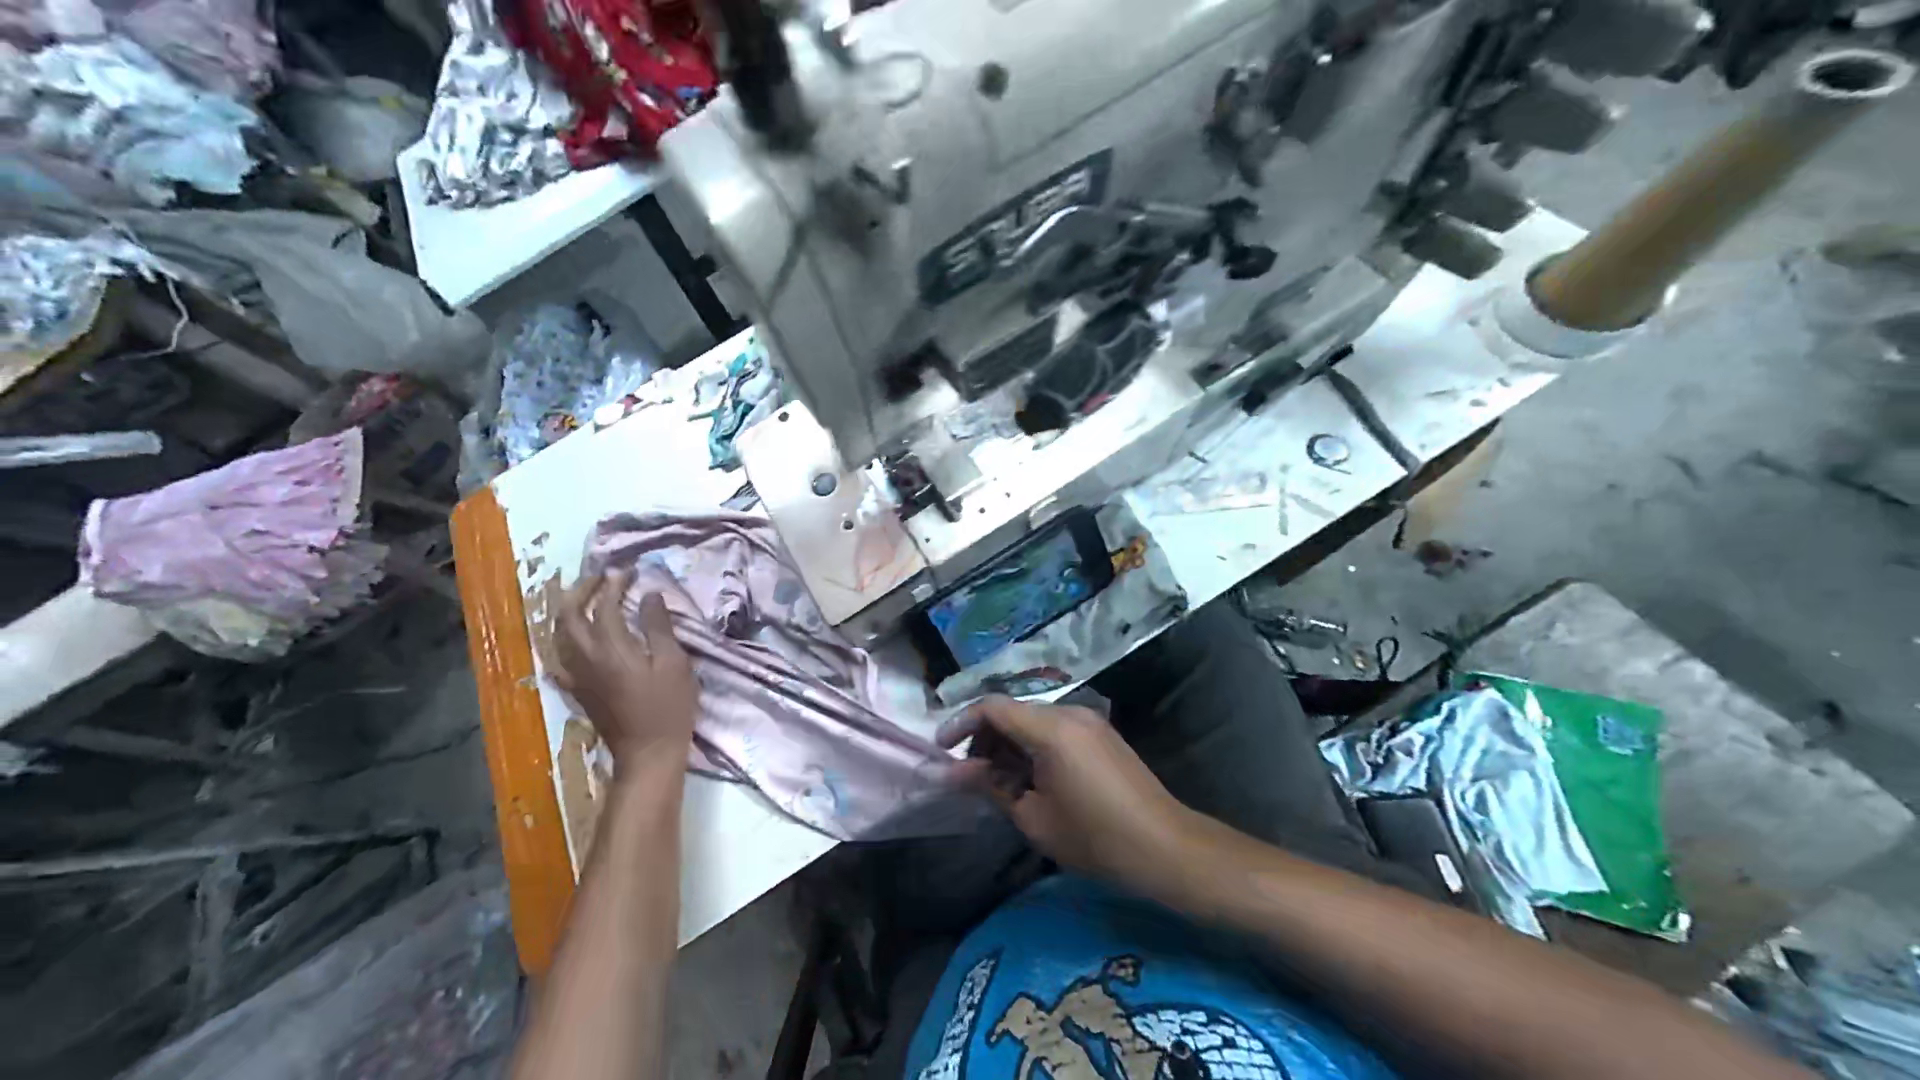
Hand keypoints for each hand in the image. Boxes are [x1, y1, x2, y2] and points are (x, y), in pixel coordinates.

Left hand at [550, 569, 697, 766]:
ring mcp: (576, 675)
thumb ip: (658, 627)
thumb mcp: (673, 663)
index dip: (614, 584)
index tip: (629, 571)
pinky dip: (566, 639)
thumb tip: (650, 595)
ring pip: (558, 635)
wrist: (647, 753)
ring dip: (570, 611)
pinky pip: (561, 656)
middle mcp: (584, 658)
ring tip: (589, 599)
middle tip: (601, 578)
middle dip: (581, 590)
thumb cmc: (668, 707)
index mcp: (610, 648)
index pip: (603, 605)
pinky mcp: (577, 690)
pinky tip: (577, 639)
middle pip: (568, 615)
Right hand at [944, 696, 1197, 888]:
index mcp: (1052, 728)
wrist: (1165, 847)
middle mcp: (1070, 712)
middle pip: (1012, 710)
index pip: (992, 707)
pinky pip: (1054, 728)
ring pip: (1032, 719)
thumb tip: (954, 773)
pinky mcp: (1100, 734)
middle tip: (970, 775)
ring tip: (997, 782)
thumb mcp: (1034, 817)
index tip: (941, 750)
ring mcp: (1089, 721)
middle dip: (984, 737)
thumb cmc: (1095, 837)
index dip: (961, 724)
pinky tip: (1028, 778)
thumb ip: (991, 786)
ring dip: (1008, 742)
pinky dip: (1031, 746)